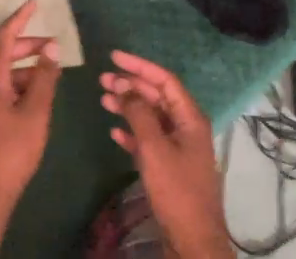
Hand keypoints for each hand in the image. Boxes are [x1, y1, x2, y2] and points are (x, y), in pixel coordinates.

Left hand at [0, 0, 61, 199]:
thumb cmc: (13, 148)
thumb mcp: (35, 111)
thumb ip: (45, 78)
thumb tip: (52, 47)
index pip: (4, 36)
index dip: (19, 18)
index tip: (34, 2)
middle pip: (6, 53)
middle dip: (29, 44)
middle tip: (55, 45)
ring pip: (8, 72)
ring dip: (30, 66)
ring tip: (54, 71)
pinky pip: (8, 88)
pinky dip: (25, 84)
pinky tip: (42, 95)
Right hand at [100, 50, 229, 258]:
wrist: (192, 239)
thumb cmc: (176, 189)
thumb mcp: (155, 147)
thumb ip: (139, 113)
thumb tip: (125, 86)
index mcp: (190, 118)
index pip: (164, 80)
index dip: (139, 66)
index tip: (113, 57)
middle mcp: (186, 127)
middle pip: (157, 96)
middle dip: (131, 86)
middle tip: (103, 79)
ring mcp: (179, 147)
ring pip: (151, 117)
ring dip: (128, 107)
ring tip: (104, 100)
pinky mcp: (170, 166)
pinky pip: (149, 140)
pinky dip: (132, 133)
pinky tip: (115, 132)